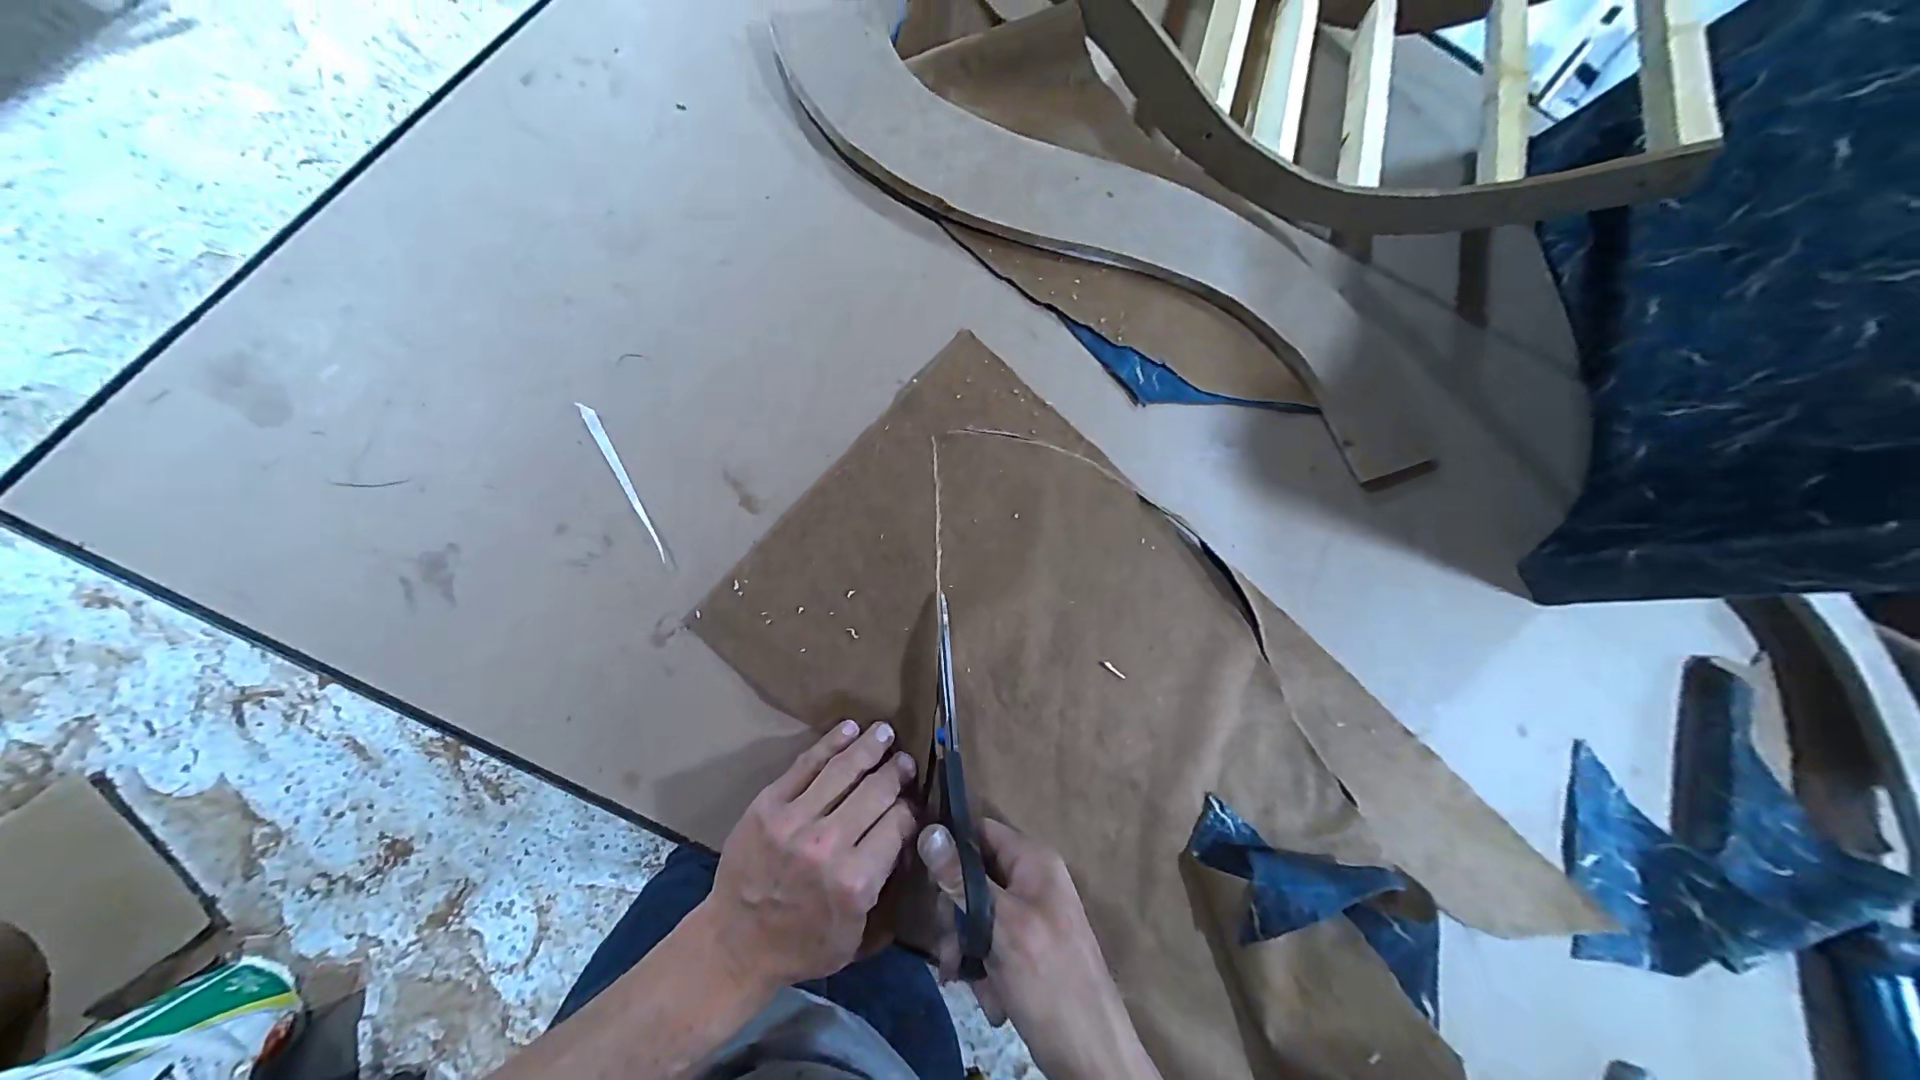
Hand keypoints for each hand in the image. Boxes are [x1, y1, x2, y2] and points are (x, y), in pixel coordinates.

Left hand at [698, 720, 918, 990]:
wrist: (736, 945)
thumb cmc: (804, 944)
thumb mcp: (858, 932)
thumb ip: (887, 883)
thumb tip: (911, 837)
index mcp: (856, 881)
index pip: (899, 823)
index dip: (912, 806)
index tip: (915, 798)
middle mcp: (828, 846)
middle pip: (875, 791)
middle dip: (897, 772)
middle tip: (907, 761)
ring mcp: (794, 821)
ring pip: (843, 770)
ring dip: (869, 746)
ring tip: (885, 732)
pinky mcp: (767, 806)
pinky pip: (806, 765)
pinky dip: (831, 743)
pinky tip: (850, 729)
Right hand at [918, 818, 1162, 1079]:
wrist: (1090, 1055)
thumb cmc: (1047, 978)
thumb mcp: (999, 924)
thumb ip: (961, 879)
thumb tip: (929, 831)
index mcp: (1033, 859)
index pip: (980, 831)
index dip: (950, 849)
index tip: (925, 880)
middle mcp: (1032, 878)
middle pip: (972, 875)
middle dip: (955, 914)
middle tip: (949, 948)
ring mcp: (1030, 913)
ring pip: (976, 912)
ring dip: (965, 947)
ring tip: (964, 978)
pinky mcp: (1026, 946)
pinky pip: (990, 941)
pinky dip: (981, 966)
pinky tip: (987, 994)